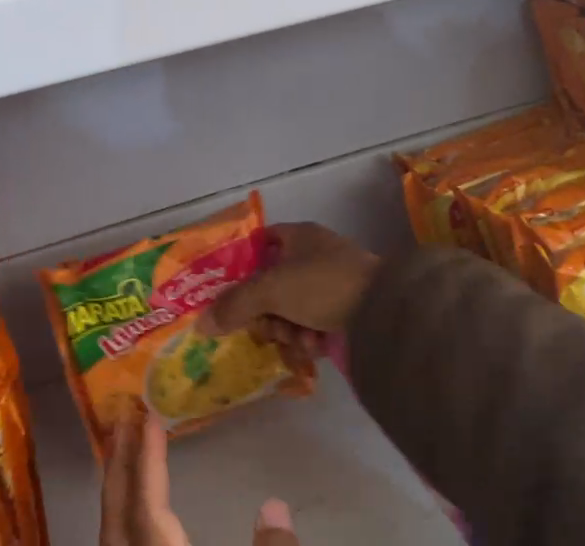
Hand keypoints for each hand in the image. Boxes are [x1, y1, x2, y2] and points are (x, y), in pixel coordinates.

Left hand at [100, 404, 300, 545]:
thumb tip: (276, 506)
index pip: (146, 503)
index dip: (146, 458)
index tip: (147, 416)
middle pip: (116, 510)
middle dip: (119, 462)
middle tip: (123, 416)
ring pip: (111, 528)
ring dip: (117, 486)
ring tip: (124, 450)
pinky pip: (119, 540)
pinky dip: (122, 514)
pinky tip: (135, 505)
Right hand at [198, 223, 378, 356]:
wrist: (383, 312)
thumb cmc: (323, 284)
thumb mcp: (271, 289)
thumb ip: (234, 305)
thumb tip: (200, 324)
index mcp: (298, 237)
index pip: (259, 244)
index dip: (242, 266)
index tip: (229, 293)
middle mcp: (313, 258)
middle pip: (270, 286)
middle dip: (265, 312)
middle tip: (266, 326)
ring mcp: (329, 288)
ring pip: (288, 311)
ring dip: (286, 330)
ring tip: (297, 339)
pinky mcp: (343, 316)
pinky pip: (310, 328)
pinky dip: (307, 340)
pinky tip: (314, 347)